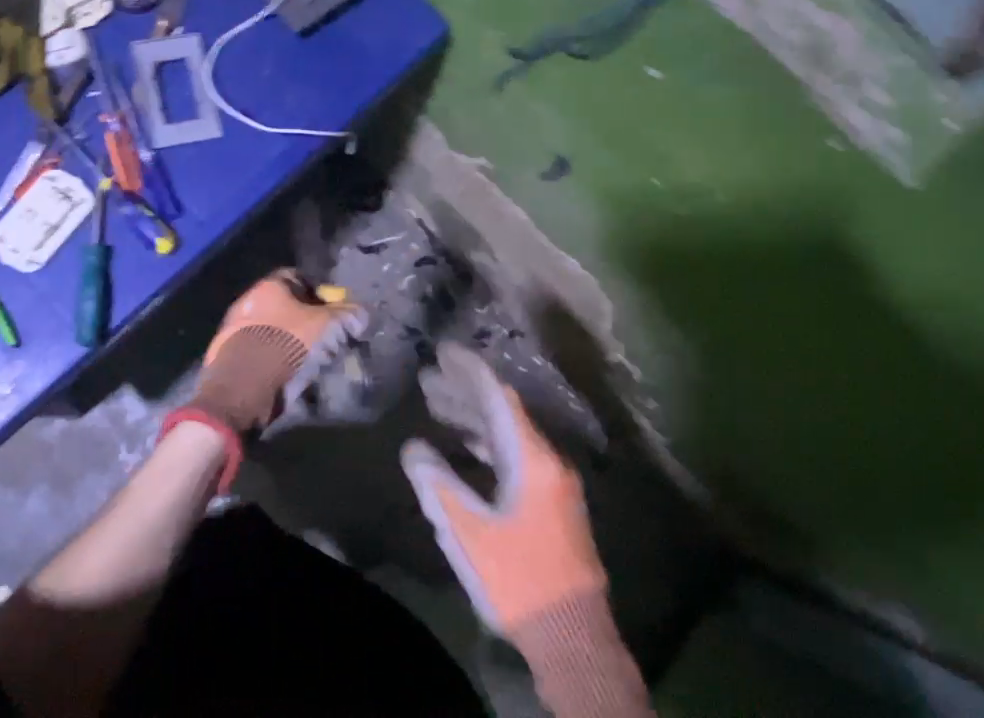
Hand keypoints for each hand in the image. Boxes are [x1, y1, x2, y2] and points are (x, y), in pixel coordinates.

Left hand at [193, 269, 366, 433]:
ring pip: (269, 329)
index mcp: (268, 286)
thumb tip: (361, 314)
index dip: (320, 292)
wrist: (243, 387)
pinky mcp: (226, 357)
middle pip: (282, 305)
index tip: (334, 311)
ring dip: (287, 342)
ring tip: (307, 362)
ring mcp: (232, 330)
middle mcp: (247, 301)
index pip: (298, 277)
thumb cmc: (287, 345)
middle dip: (304, 320)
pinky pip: (257, 352)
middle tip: (324, 339)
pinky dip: (271, 360)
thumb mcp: (328, 327)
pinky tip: (285, 375)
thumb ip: (348, 315)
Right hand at [402, 344, 606, 636]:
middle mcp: (548, 462)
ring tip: (438, 405)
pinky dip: (487, 445)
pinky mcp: (552, 504)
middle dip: (465, 392)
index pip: (498, 399)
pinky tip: (465, 449)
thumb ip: (438, 484)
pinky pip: (516, 457)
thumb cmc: (517, 576)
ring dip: (475, 419)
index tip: (443, 351)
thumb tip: (413, 447)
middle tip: (429, 377)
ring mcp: (553, 484)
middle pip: (504, 413)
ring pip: (510, 436)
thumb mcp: (467, 530)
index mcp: (532, 459)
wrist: (570, 632)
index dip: (469, 372)